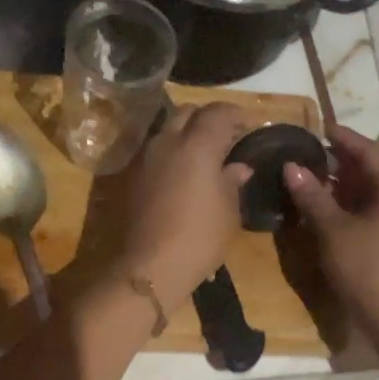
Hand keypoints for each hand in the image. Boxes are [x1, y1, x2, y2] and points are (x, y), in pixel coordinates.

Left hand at [119, 102, 252, 306]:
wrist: (149, 267)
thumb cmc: (199, 238)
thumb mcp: (228, 211)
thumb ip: (232, 182)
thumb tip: (238, 167)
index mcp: (197, 145)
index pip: (218, 112)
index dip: (236, 114)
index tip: (248, 125)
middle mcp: (166, 142)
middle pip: (187, 113)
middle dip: (207, 118)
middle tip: (224, 136)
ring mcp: (144, 158)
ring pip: (166, 131)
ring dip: (185, 135)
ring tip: (201, 155)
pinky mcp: (130, 177)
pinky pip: (154, 153)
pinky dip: (170, 154)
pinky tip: (180, 174)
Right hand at [284, 124, 378, 342]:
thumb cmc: (368, 271)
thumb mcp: (333, 232)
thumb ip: (312, 197)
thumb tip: (290, 167)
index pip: (368, 150)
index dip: (342, 138)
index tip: (318, 128)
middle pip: (372, 168)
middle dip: (340, 160)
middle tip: (308, 153)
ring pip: (372, 190)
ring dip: (343, 183)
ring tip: (311, 178)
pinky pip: (374, 208)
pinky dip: (350, 203)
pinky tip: (327, 208)